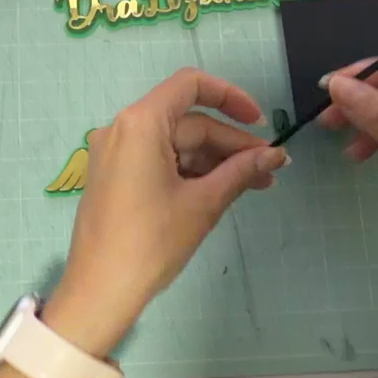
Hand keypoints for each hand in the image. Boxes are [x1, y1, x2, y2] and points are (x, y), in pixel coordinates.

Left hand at [49, 68, 288, 355]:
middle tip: (270, 169)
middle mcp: (122, 130)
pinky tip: (221, 191)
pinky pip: (158, 162)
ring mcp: (114, 155)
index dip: (232, 98)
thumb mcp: (203, 204)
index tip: (261, 123)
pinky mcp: (114, 179)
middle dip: (230, 144)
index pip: (191, 86)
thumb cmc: (151, 242)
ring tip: (254, 185)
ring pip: (175, 145)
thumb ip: (241, 172)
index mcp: (141, 124)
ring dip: (214, 161)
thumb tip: (276, 156)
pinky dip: (190, 173)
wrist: (100, 291)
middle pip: (187, 122)